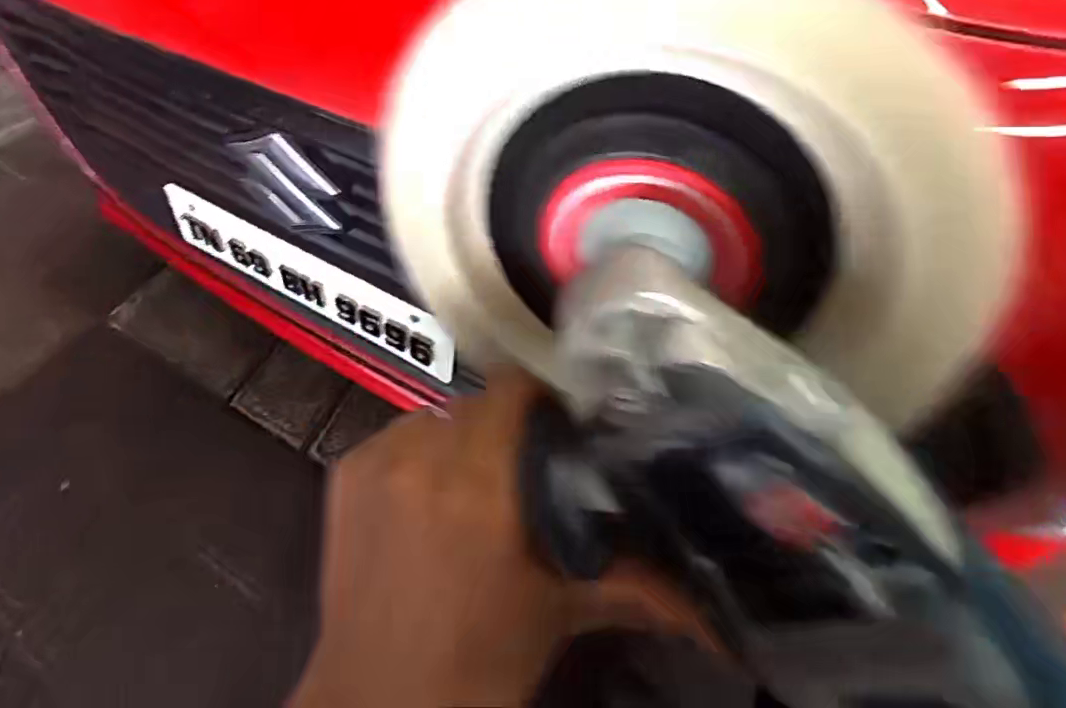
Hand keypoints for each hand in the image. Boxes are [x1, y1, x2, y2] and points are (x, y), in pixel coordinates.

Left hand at [288, 368, 716, 707]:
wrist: (378, 702)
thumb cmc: (478, 660)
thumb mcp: (559, 611)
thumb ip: (636, 587)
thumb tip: (721, 614)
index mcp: (479, 485)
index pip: (514, 389)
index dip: (540, 397)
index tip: (556, 423)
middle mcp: (424, 456)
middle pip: (478, 400)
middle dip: (504, 423)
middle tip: (522, 461)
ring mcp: (377, 459)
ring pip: (438, 413)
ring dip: (461, 437)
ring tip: (473, 480)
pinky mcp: (345, 470)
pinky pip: (398, 434)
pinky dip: (418, 452)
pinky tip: (425, 496)